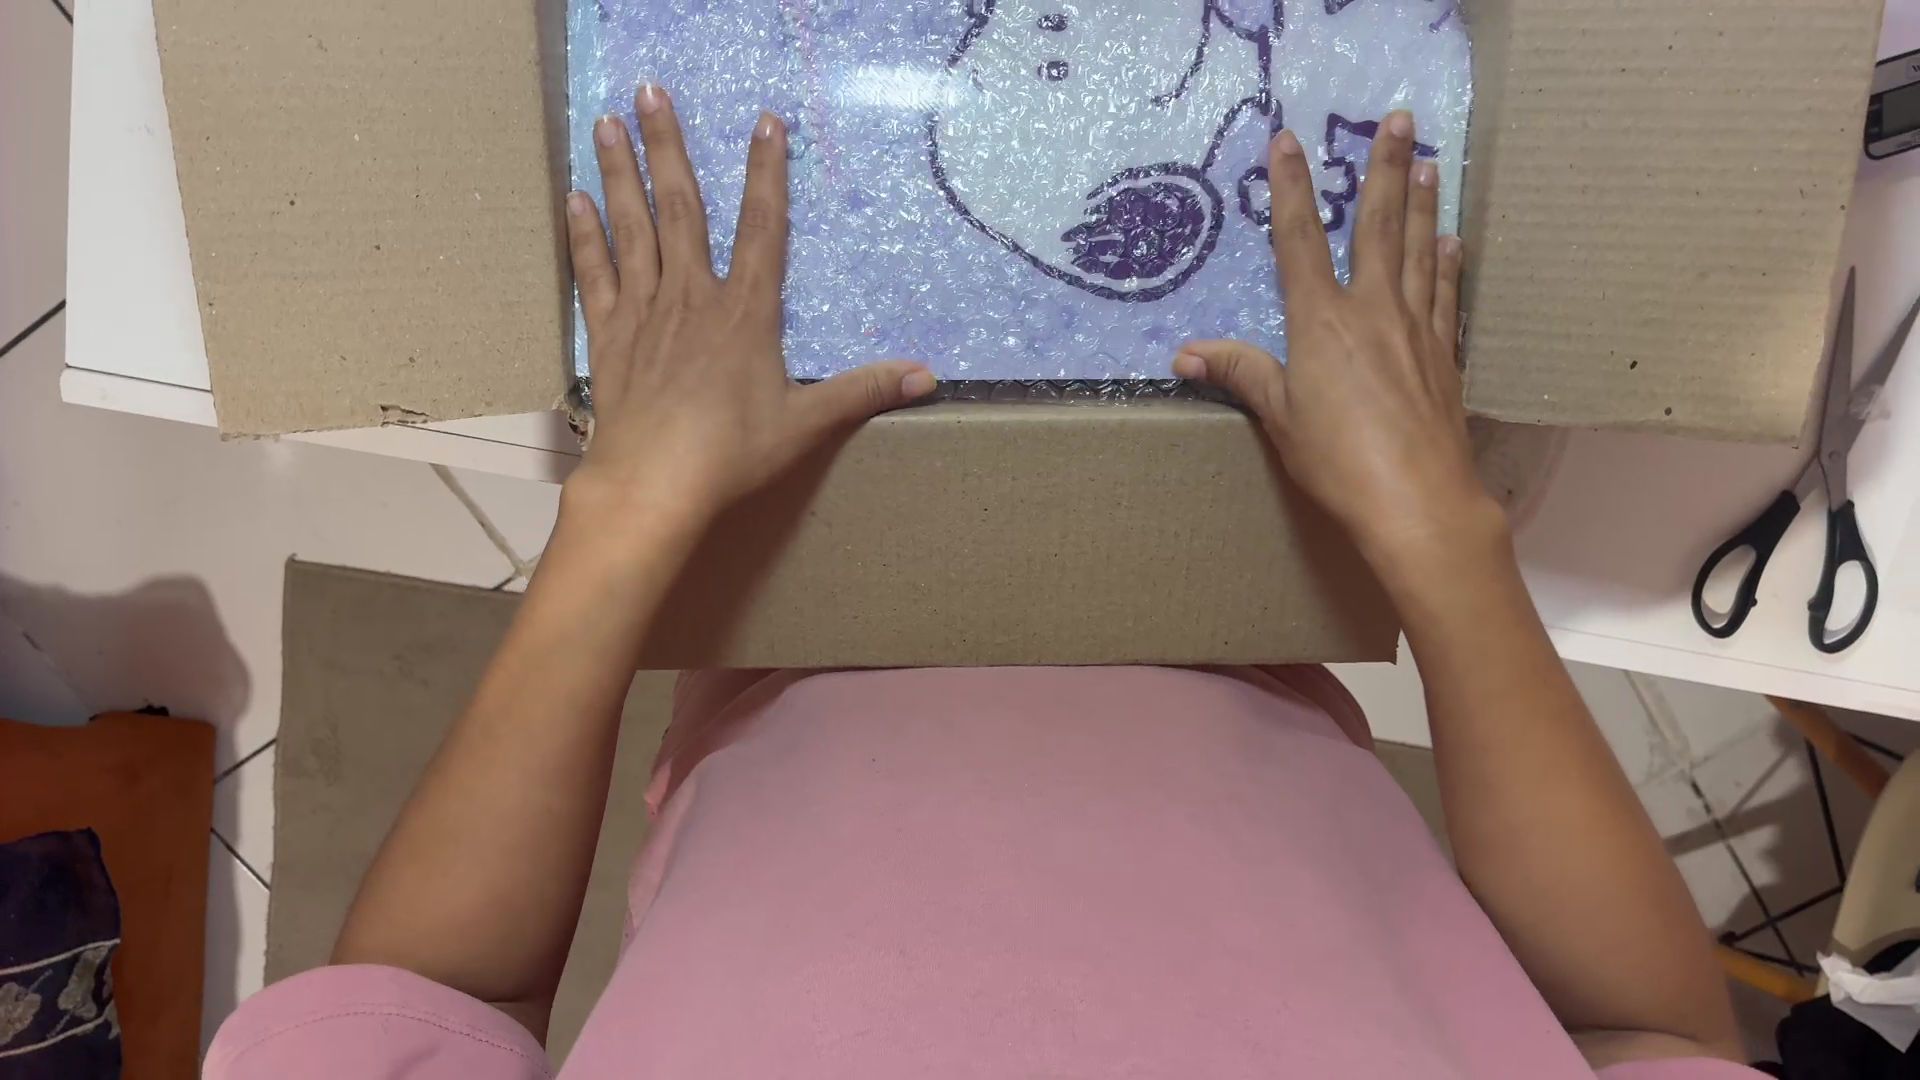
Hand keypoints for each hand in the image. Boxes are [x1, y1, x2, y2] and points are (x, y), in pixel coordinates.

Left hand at [563, 84, 936, 528]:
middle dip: (669, 148)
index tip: (763, 122)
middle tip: (650, 89)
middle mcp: (692, 297)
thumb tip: (926, 377)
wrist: (655, 481)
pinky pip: (595, 273)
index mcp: (745, 313)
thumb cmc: (734, 451)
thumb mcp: (807, 423)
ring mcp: (645, 312)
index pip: (761, 229)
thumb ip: (863, 391)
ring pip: (632, 229)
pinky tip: (575, 200)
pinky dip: (585, 236)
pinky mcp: (610, 336)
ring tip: (606, 121)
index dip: (766, 174)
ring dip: (620, 173)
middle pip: (681, 209)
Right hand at [1172, 111, 1500, 581]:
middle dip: (1386, 169)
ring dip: (1423, 202)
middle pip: (1378, 227)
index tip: (1288, 141)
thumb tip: (1184, 353)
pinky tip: (1450, 241)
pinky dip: (1446, 261)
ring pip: (1419, 250)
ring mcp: (1415, 328)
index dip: (1292, 190)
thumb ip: (1238, 373)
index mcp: (1322, 323)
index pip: (1300, 242)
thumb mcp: (1277, 415)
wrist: (1415, 498)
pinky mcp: (1442, 353)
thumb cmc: (1336, 458)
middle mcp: (1373, 311)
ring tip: (1430, 160)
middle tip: (1402, 118)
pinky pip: (1445, 293)